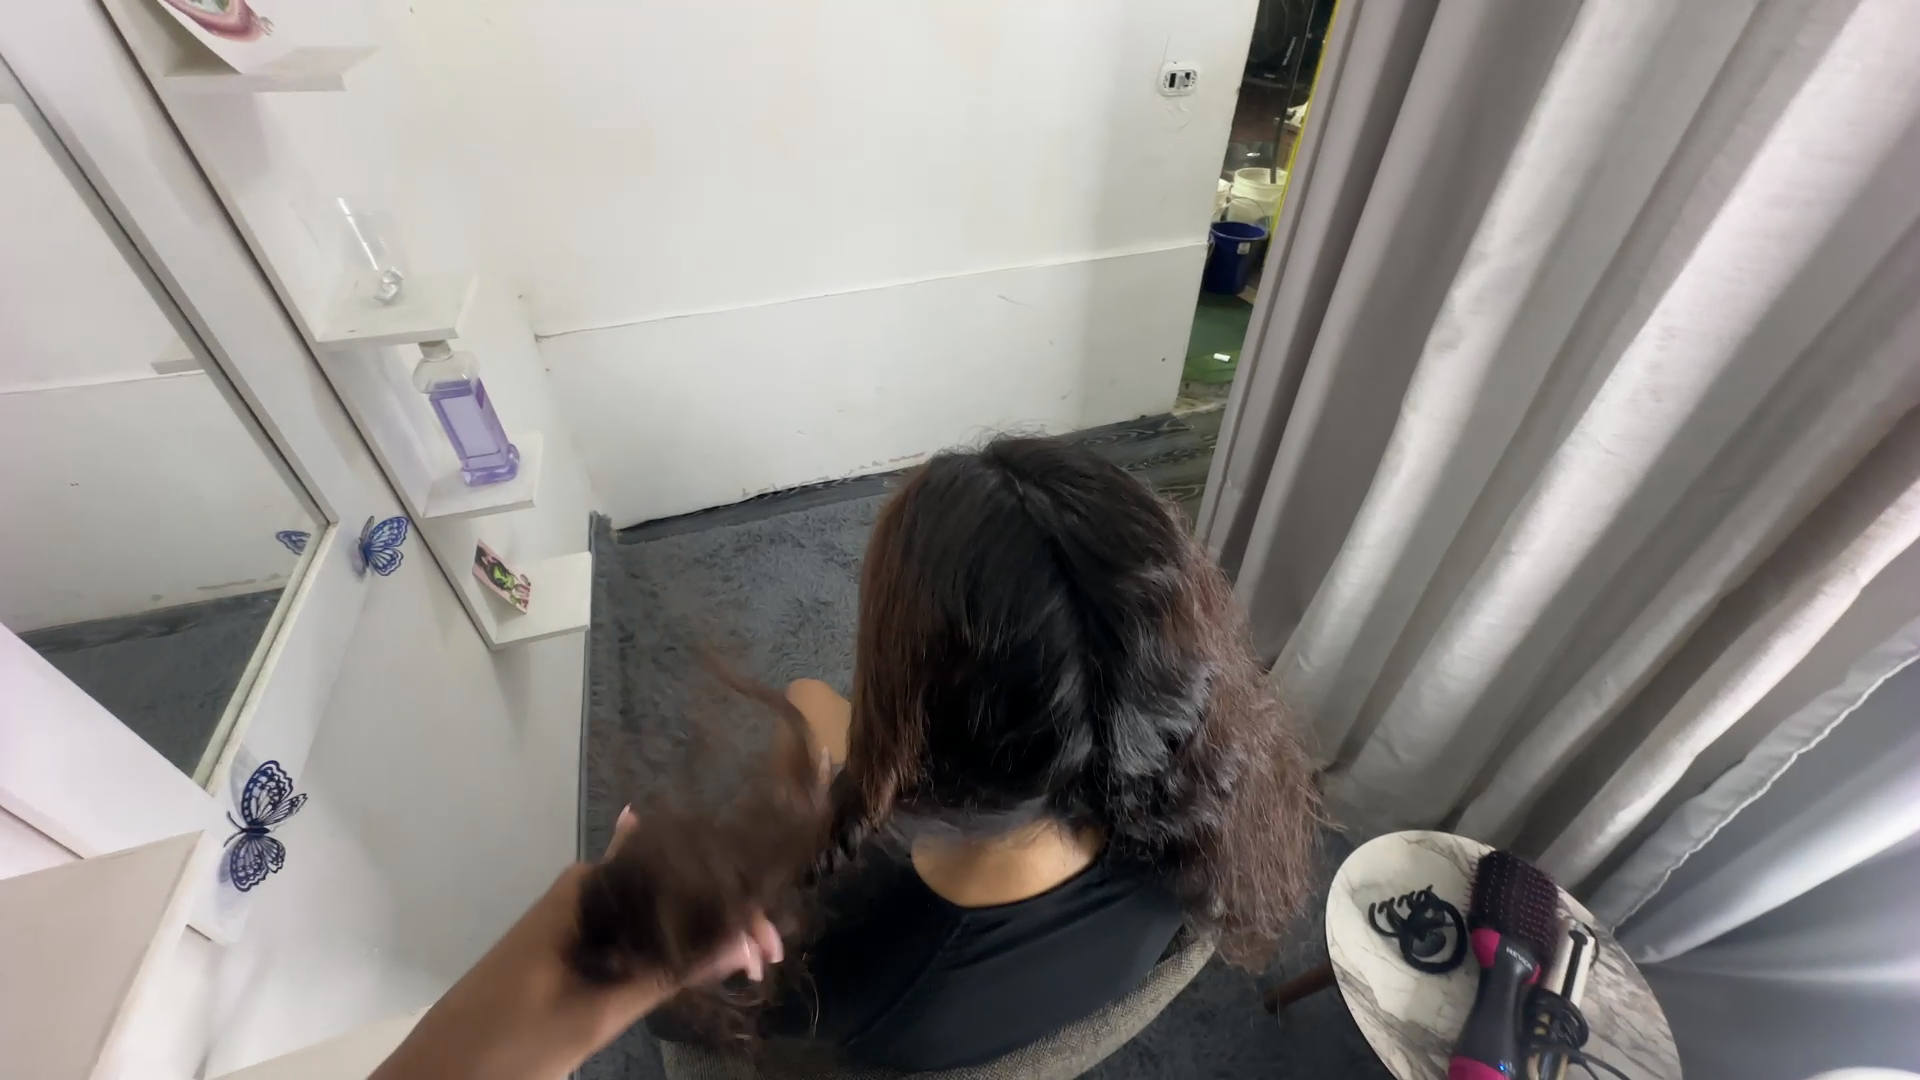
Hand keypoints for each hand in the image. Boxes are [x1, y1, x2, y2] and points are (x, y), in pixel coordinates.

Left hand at [371, 808, 781, 1079]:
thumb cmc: (503, 1048)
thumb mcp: (594, 1015)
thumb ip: (670, 974)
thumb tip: (743, 945)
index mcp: (586, 888)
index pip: (679, 880)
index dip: (731, 907)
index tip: (768, 942)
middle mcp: (585, 887)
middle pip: (674, 890)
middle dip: (724, 918)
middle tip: (766, 953)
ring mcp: (576, 913)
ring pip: (658, 909)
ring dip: (700, 930)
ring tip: (746, 954)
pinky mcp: (571, 940)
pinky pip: (633, 925)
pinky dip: (669, 937)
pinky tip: (704, 933)